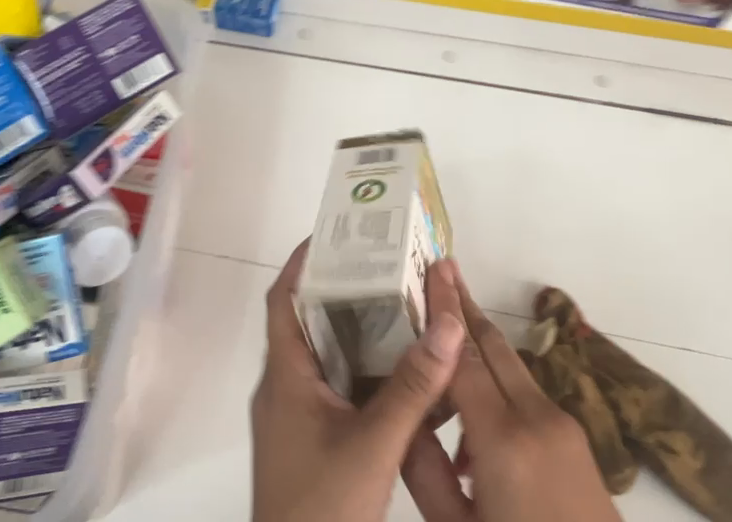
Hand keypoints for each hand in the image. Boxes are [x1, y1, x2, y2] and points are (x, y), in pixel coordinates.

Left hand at [252, 240, 466, 521]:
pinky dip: (363, 377)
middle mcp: (284, 388)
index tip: (334, 235)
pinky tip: (400, 379)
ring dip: (357, 336)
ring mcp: (294, 418)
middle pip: (309, 324)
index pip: (283, 300)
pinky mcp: (308, 442)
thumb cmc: (322, 503)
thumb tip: (448, 325)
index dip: (302, 263)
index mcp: (286, 376)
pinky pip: (335, 392)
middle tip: (386, 268)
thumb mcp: (373, 443)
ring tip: (400, 311)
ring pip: (325, 360)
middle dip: (344, 293)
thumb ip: (411, 388)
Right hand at [402, 260, 622, 521]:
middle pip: (494, 347)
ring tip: (440, 342)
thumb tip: (404, 417)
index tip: (433, 266)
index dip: (444, 310)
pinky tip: (470, 427)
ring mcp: (563, 427)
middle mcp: (538, 418)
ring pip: (511, 369)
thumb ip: (424, 468)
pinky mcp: (576, 440)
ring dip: (477, 347)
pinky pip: (527, 399)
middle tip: (440, 269)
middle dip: (464, 306)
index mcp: (503, 439)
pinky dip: (495, 388)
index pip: (463, 357)